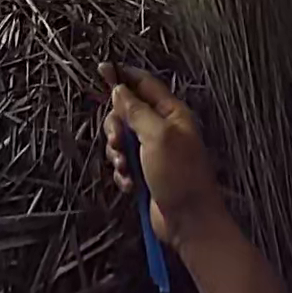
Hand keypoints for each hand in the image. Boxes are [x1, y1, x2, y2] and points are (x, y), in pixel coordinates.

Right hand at [101, 63, 227, 248]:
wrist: (189, 222)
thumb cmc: (180, 175)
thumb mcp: (157, 136)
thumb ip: (136, 111)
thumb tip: (119, 90)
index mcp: (171, 112)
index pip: (143, 84)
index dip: (123, 76)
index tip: (102, 70)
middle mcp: (161, 127)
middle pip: (127, 112)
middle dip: (116, 126)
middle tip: (118, 141)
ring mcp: (153, 150)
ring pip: (121, 138)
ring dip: (117, 153)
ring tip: (125, 167)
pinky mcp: (144, 171)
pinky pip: (123, 162)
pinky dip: (122, 172)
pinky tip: (130, 183)